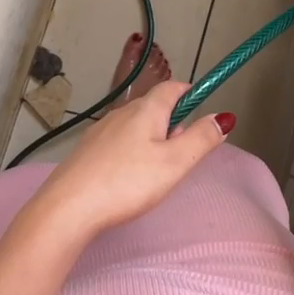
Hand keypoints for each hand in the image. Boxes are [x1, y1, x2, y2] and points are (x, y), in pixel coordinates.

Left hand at [35, 82, 232, 233]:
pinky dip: (133, 151)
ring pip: (135, 125)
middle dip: (173, 121)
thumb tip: (223, 116)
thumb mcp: (174, 162)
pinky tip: (131, 177)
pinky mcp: (87, 151)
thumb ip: (201, 139)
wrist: (70, 206)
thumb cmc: (128, 182)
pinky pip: (119, 142)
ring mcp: (101, 131)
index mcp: (146, 109)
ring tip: (159, 170)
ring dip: (153, 138)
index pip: (172, 87)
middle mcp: (121, 113)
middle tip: (184, 153)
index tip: (202, 107)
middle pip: (154, 106)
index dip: (190, 92)